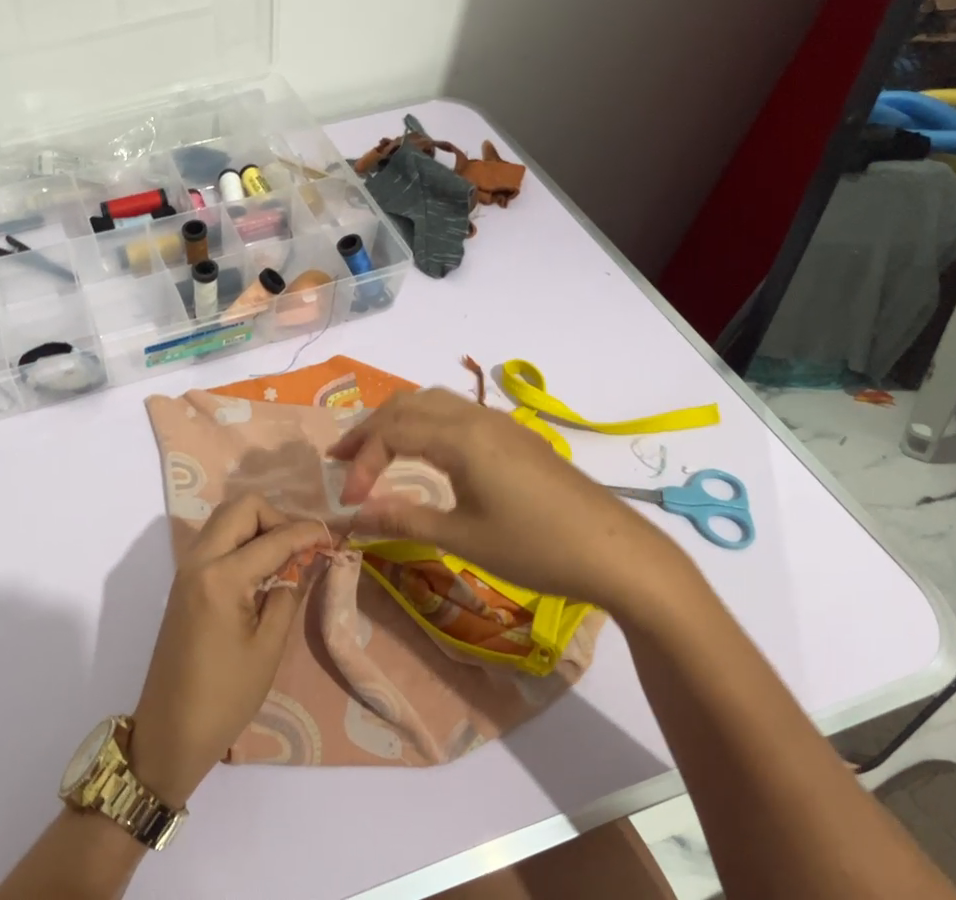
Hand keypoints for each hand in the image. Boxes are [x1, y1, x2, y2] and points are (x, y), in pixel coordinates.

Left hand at [129, 496, 327, 806]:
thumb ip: (287, 595)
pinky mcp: (183, 582)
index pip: (273, 538)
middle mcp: (199, 561)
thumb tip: (305, 563)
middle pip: (241, 508)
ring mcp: (186, 569)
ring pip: (225, 520)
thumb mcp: (268, 648)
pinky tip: (263, 571)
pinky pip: (215, 541)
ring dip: (257, 527)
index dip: (307, 533)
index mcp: (221, 577)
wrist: (170, 728)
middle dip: (277, 518)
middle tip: (302, 549)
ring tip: (286, 560)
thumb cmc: (225, 696)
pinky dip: (241, 542)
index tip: (334, 537)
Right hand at [328, 388, 687, 612]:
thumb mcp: (462, 538)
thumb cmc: (535, 548)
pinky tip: (421, 452)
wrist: (615, 553)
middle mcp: (476, 419)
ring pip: (433, 402)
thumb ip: (403, 519)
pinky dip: (423, 423)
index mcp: (461, 439)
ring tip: (372, 451)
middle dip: (368, 429)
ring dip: (396, 421)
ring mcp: (499, 424)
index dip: (361, 463)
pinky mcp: (515, 438)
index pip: (391, 433)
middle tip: (340, 459)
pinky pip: (455, 413)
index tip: (349, 502)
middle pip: (407, 405)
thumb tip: (352, 517)